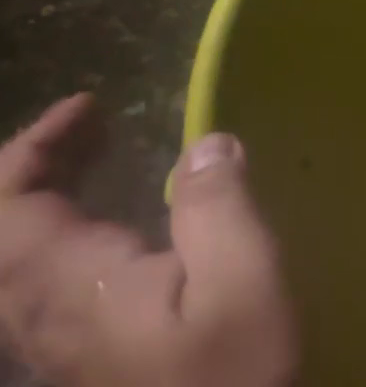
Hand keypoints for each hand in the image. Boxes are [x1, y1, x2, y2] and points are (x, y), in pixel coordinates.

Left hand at [0, 95, 296, 386]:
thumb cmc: (230, 362)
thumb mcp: (241, 278)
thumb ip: (216, 206)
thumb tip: (207, 141)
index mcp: (71, 281)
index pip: (8, 205)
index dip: (33, 148)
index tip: (89, 105)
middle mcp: (37, 308)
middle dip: (33, 167)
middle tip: (95, 124)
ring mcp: (46, 336)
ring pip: (8, 257)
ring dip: (37, 199)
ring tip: (96, 160)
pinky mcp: (71, 350)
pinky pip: (30, 279)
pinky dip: (51, 233)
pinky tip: (103, 227)